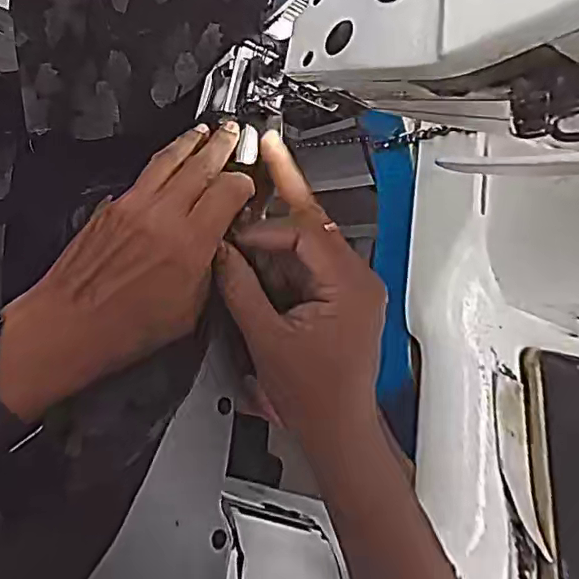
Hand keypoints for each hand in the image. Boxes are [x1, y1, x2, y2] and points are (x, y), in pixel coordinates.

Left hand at [0, 121, 254, 417]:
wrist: (68, 324)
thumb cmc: (121, 328)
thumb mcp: (188, 311)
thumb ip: (210, 270)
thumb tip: (218, 247)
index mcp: (189, 243)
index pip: (229, 190)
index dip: (245, 182)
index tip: (247, 183)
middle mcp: (162, 216)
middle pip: (201, 163)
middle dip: (222, 144)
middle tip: (233, 133)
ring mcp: (133, 206)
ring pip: (169, 159)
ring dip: (190, 142)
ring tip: (202, 132)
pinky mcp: (111, 206)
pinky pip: (143, 173)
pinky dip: (162, 160)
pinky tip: (166, 161)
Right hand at [215, 130, 386, 462]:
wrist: (338, 431)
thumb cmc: (315, 398)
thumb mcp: (266, 338)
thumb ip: (239, 288)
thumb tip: (221, 253)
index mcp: (349, 285)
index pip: (303, 233)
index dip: (263, 231)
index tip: (234, 238)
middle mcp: (357, 280)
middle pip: (311, 225)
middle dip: (281, 194)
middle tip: (268, 147)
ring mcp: (350, 288)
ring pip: (307, 243)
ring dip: (273, 237)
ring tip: (248, 218)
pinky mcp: (339, 298)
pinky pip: (306, 264)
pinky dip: (279, 260)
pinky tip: (255, 258)